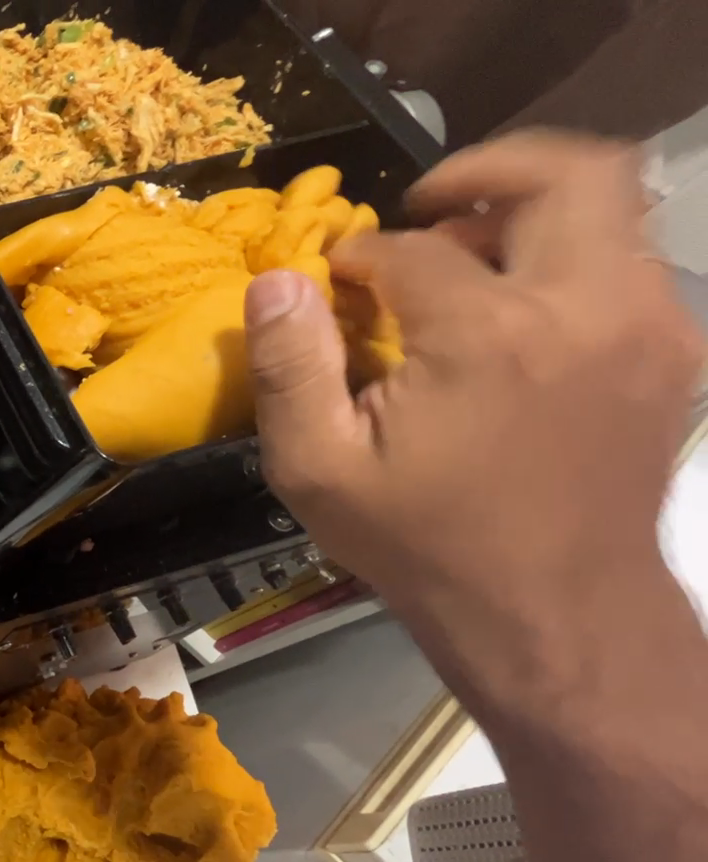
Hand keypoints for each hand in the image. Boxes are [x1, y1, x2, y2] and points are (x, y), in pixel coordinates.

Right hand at [243, 130, 703, 713]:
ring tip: (457, 267)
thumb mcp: (314, 466)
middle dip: (483, 171)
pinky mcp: (676, 353)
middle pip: (569, 175)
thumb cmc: (416, 539)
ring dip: (524, 219)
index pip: (416, 247)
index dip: (359, 254)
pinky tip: (507, 324)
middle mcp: (590, 308)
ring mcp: (652, 327)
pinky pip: (625, 269)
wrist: (549, 607)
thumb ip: (289, 367)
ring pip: (610, 214)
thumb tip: (275, 281)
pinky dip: (561, 266)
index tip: (328, 280)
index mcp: (490, 337)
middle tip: (420, 208)